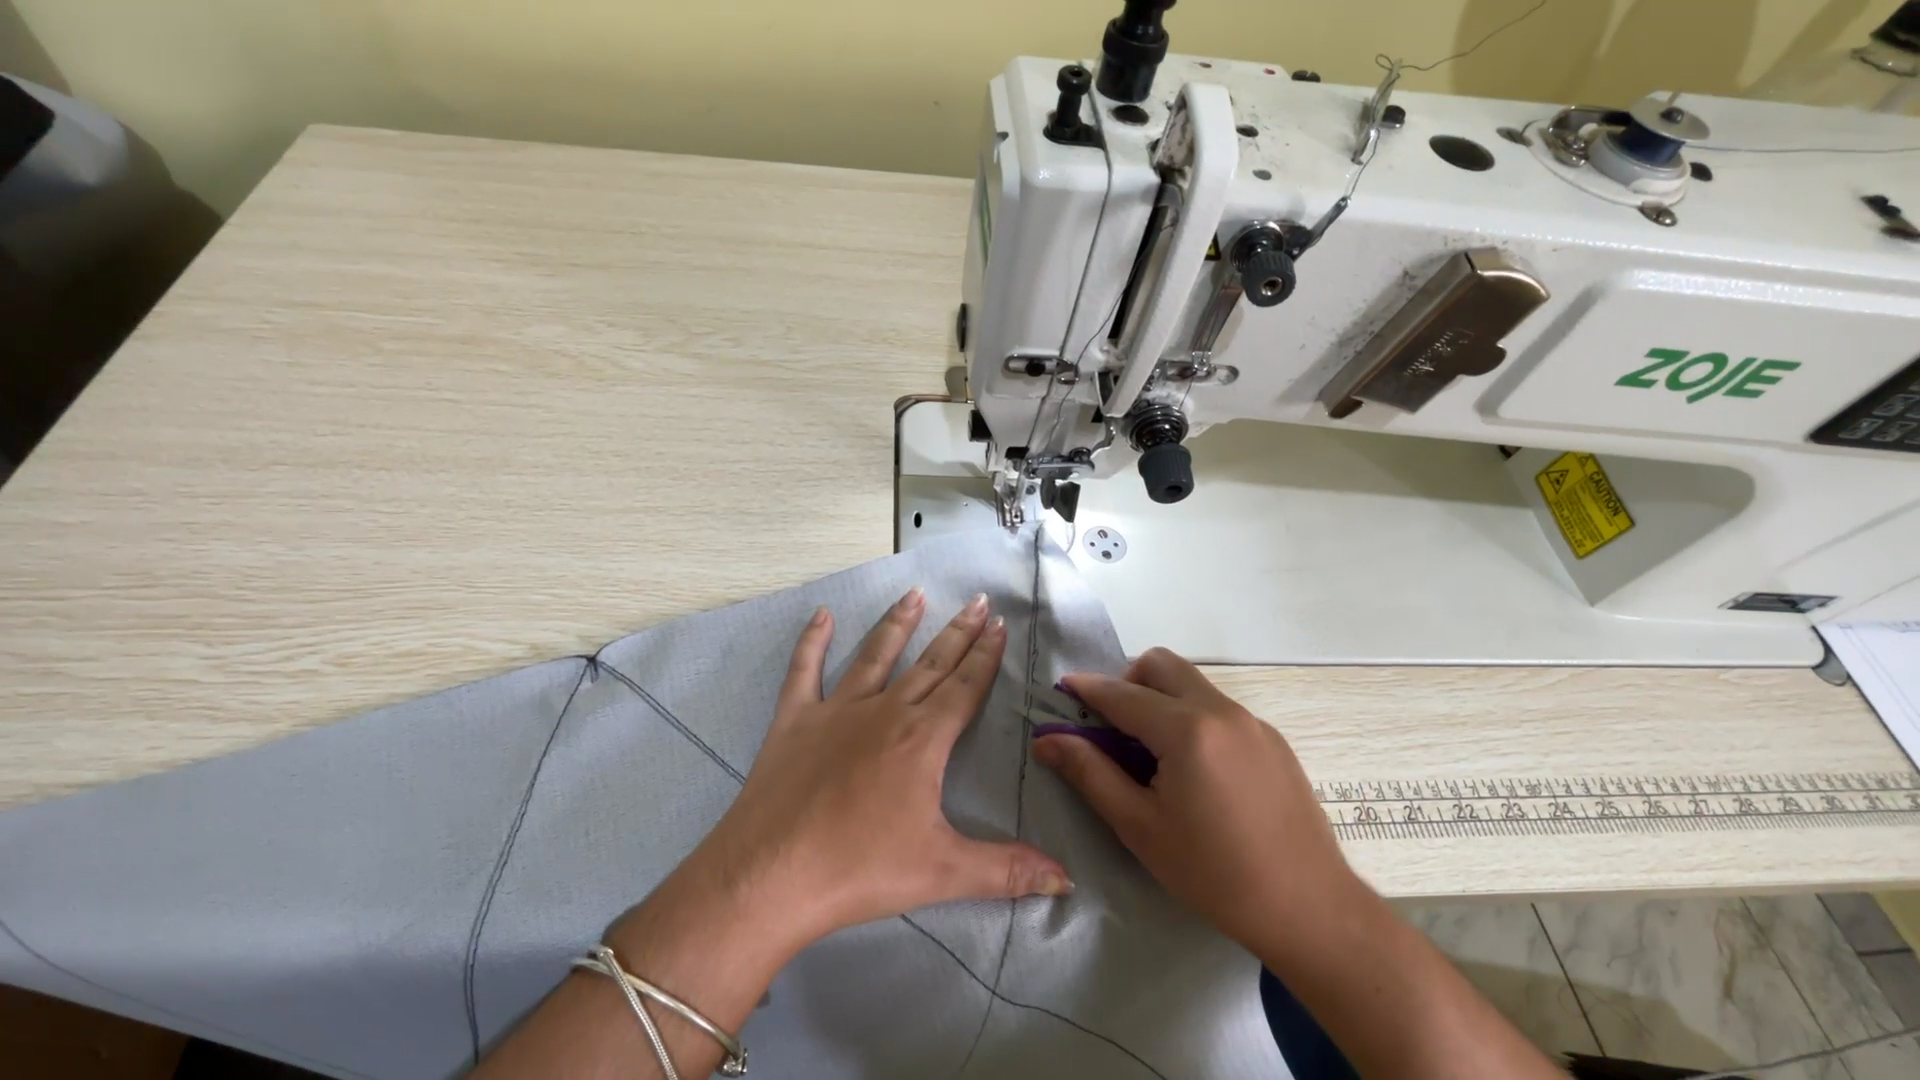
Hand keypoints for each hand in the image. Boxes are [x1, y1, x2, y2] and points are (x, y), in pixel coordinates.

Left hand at [630, 589, 1071, 960]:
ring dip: (898, 624)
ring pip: (874, 655)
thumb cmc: (860, 870)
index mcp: (923, 740)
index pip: (965, 687)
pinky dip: (813, 641)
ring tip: (914, 594)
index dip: (985, 655)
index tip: (999, 623)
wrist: (771, 875)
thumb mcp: (943, 873)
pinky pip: (804, 670)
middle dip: (956, 631)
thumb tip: (1066, 879)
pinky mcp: (793, 721)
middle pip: (929, 663)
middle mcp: (884, 712)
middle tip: (976, 600)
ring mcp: (835, 711)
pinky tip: (821, 615)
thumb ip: (1007, 870)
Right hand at [1032, 648, 1358, 955]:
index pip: (1122, 693)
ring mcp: (1254, 723)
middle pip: (1162, 666)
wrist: (1307, 906)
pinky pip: (1219, 710)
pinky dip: (1192, 719)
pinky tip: (1194, 773)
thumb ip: (1090, 773)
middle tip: (1111, 728)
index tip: (1061, 691)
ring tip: (1150, 755)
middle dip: (1127, 682)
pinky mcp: (1273, 742)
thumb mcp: (1139, 826)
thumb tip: (1047, 739)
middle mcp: (1222, 711)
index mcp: (1187, 730)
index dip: (1086, 690)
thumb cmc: (1212, 872)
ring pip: (1193, 685)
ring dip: (1160, 700)